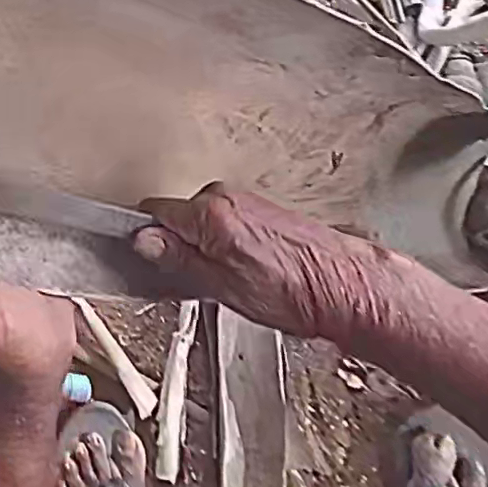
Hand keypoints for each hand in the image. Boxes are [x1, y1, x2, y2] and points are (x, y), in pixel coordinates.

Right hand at [132, 183, 409, 340]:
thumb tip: (144, 241)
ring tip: (230, 276)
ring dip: (202, 243)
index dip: (148, 239)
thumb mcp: (221, 287)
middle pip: (176, 215)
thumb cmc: (293, 290)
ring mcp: (242, 198)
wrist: (343, 284)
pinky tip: (244, 265)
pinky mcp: (257, 205)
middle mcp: (223, 196)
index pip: (152, 212)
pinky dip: (222, 239)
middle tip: (197, 279)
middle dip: (179, 243)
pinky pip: (221, 218)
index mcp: (208, 213)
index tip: (152, 260)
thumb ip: (177, 259)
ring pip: (199, 218)